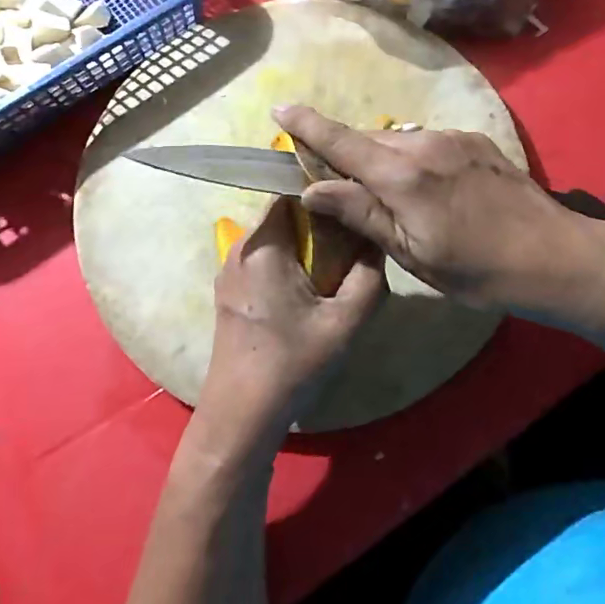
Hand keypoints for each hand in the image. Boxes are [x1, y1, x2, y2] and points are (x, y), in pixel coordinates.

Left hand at [200, 196, 386, 438]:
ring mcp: (229, 269)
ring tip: (333, 263)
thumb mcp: (345, 322)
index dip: (320, 192)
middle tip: (349, 238)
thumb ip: (368, 276)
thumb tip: (376, 239)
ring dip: (300, 244)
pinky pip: (261, 258)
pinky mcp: (228, 290)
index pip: (289, 192)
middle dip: (315, 222)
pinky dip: (284, 261)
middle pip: (281, 215)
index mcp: (262, 245)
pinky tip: (307, 287)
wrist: (242, 411)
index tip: (350, 200)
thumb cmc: (293, 362)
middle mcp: (239, 248)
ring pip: (271, 238)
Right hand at [273, 106, 604, 319]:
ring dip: (379, 158)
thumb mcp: (412, 254)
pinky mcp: (474, 141)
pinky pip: (425, 142)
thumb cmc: (478, 270)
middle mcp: (423, 145)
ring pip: (396, 141)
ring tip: (388, 193)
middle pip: (365, 140)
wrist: (559, 258)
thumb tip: (311, 188)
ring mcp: (452, 138)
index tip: (280, 109)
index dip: (307, 125)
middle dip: (341, 150)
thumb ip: (361, 214)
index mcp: (403, 176)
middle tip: (330, 176)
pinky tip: (427, 187)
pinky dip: (410, 157)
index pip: (341, 141)